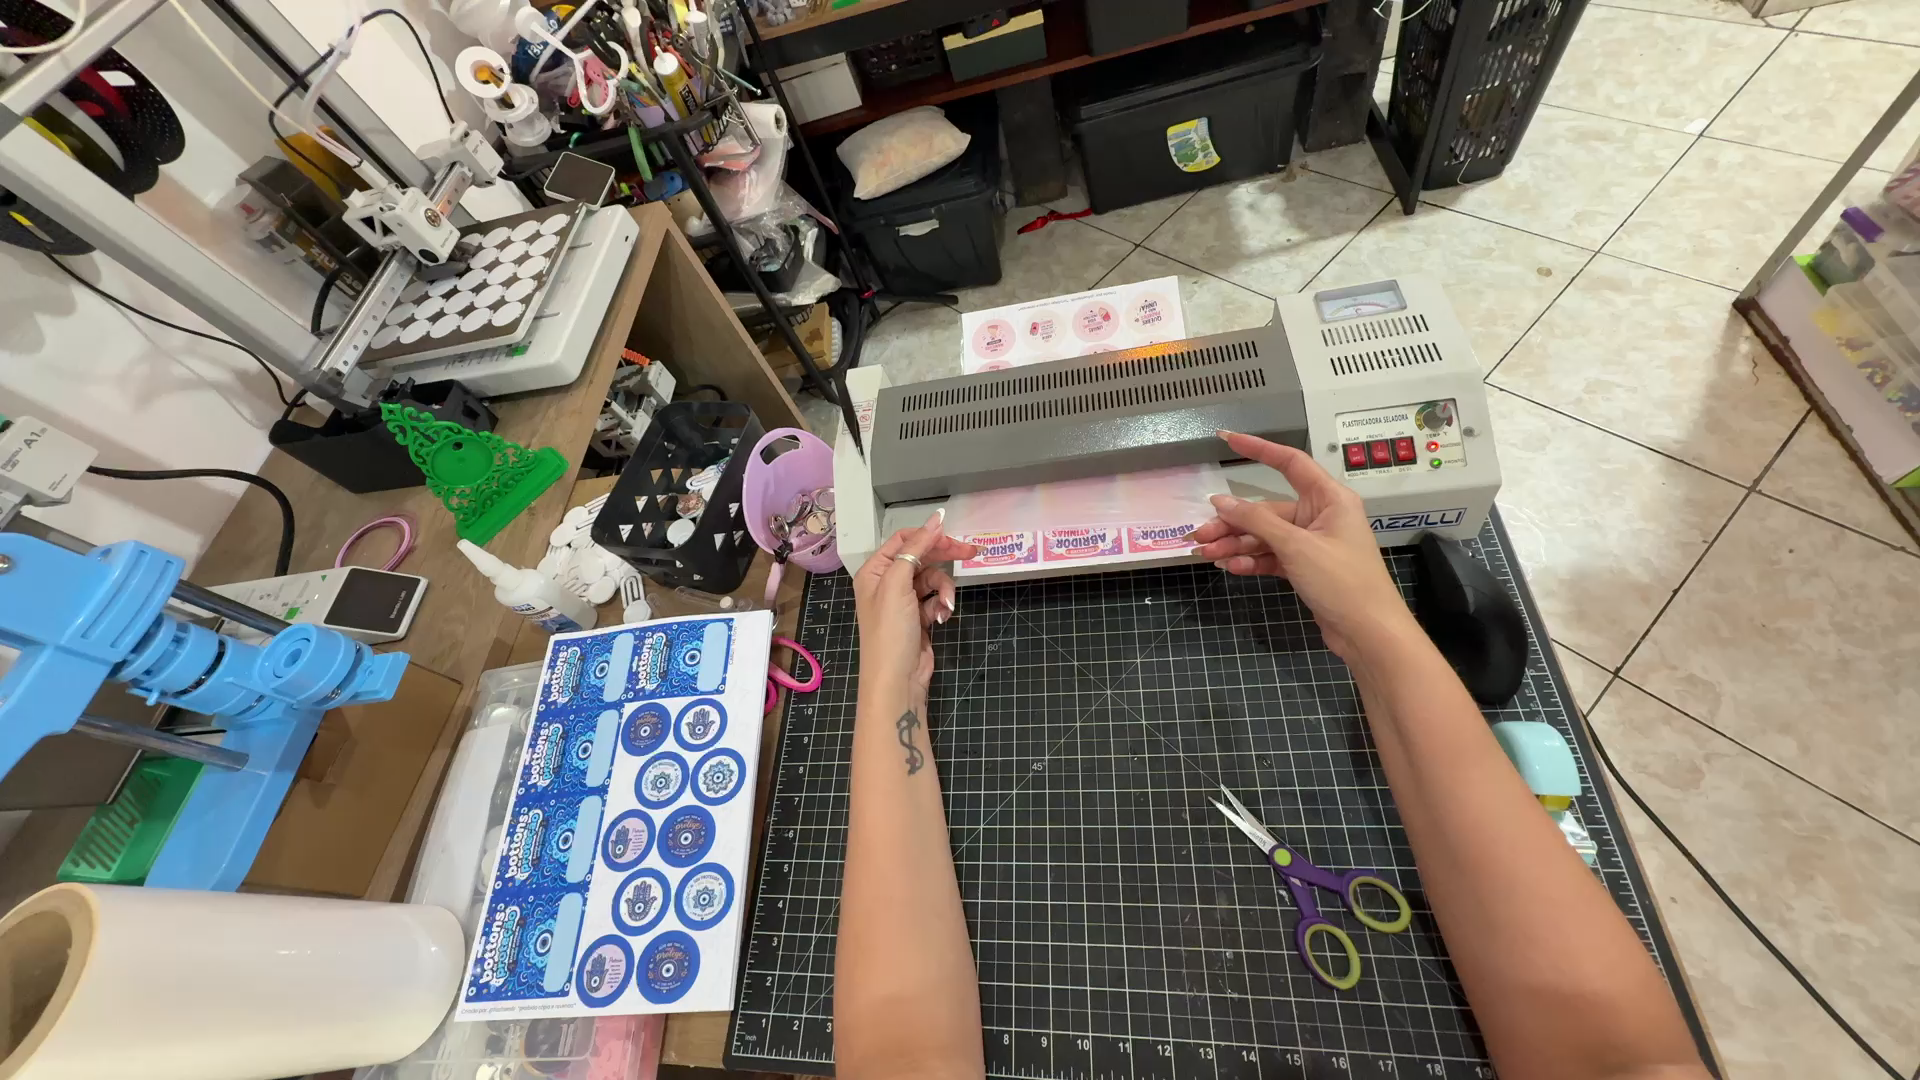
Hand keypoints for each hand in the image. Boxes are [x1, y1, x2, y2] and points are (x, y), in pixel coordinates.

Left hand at [853, 510, 976, 699]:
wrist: (896, 680)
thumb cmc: (890, 630)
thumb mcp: (898, 584)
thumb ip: (916, 548)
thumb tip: (936, 518)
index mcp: (874, 571)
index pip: (903, 540)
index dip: (928, 535)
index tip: (954, 536)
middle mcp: (886, 583)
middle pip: (921, 557)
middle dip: (945, 558)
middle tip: (972, 553)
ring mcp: (903, 601)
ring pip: (932, 579)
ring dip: (943, 589)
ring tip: (946, 605)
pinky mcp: (918, 617)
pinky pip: (935, 599)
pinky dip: (941, 605)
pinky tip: (943, 617)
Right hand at [1188, 431, 1414, 659]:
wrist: (1368, 633)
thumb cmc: (1342, 581)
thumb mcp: (1296, 547)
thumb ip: (1256, 521)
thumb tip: (1220, 501)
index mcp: (1329, 499)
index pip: (1289, 463)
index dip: (1258, 449)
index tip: (1227, 439)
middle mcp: (1320, 516)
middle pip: (1266, 509)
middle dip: (1232, 522)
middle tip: (1199, 535)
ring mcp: (1311, 543)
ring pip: (1264, 535)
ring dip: (1235, 544)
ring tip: (1206, 554)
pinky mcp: (1305, 567)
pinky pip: (1270, 556)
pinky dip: (1251, 560)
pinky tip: (1231, 567)